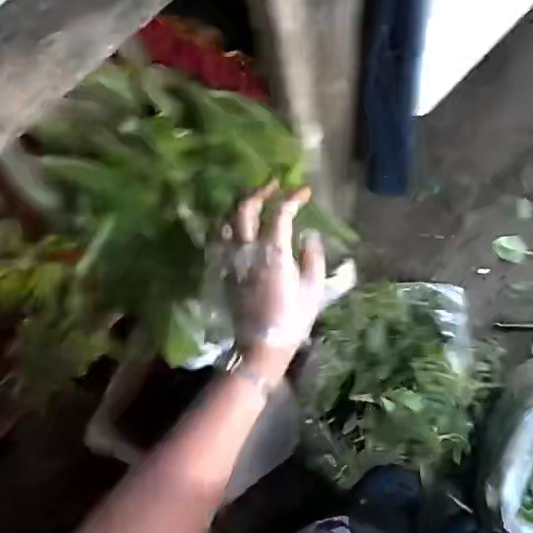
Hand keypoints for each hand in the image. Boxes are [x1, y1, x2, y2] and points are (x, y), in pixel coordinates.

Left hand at [227, 183, 327, 372]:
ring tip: (253, 202)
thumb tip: (308, 235)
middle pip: (245, 208)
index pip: (280, 212)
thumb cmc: (292, 319)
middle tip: (272, 186)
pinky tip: (235, 226)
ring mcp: (231, 260)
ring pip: (227, 221)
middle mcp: (248, 250)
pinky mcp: (223, 272)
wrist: (261, 346)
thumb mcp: (313, 288)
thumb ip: (312, 256)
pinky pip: (219, 240)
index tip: (304, 192)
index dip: (292, 197)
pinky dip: (226, 226)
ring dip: (239, 206)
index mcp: (274, 252)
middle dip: (259, 191)